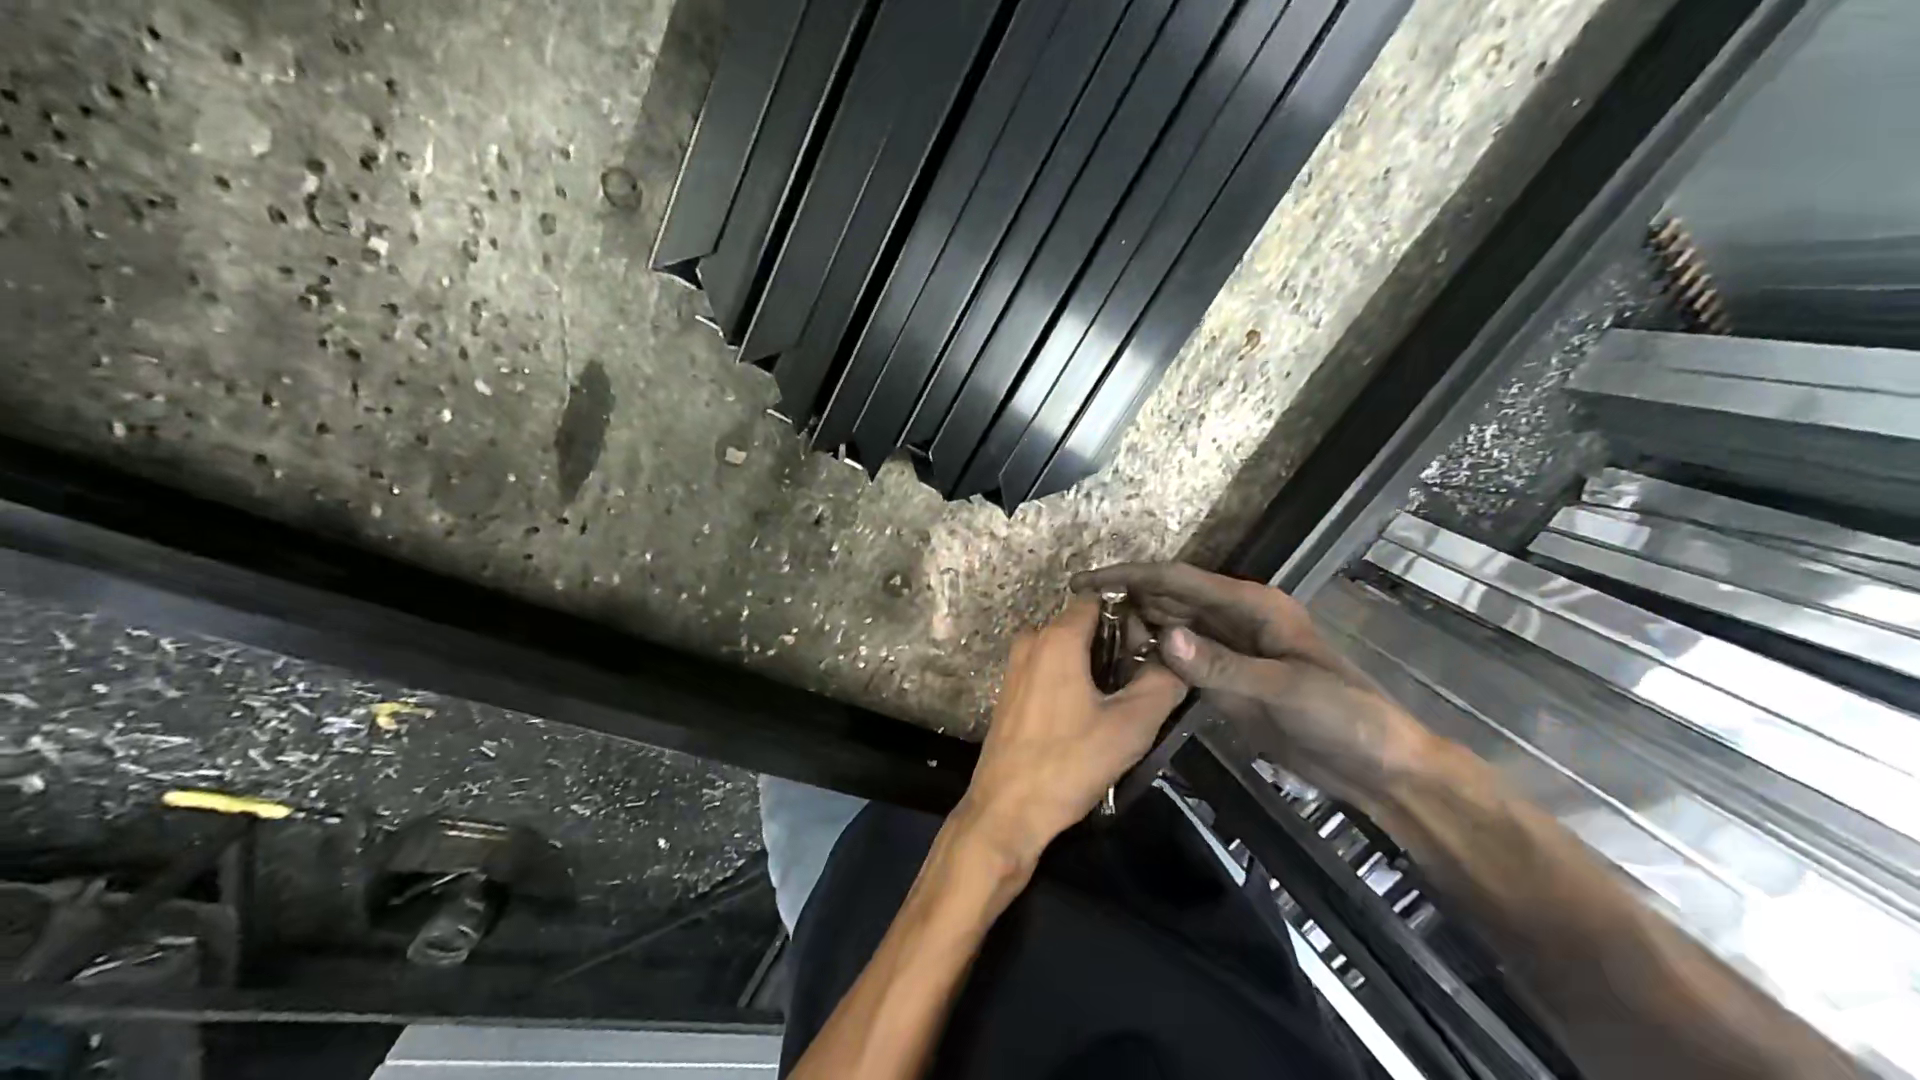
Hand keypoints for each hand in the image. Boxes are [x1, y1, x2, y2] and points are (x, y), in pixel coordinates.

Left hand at [958, 596, 1187, 864]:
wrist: (1006, 810)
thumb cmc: (1069, 763)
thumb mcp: (1130, 726)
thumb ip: (1162, 684)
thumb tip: (1179, 658)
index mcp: (1056, 638)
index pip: (1100, 601)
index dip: (1131, 617)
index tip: (1154, 644)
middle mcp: (1030, 642)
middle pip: (1082, 624)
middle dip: (1114, 642)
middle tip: (1143, 677)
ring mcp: (1015, 667)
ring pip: (1064, 648)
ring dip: (1093, 664)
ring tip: (1120, 698)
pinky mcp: (1010, 693)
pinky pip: (1047, 669)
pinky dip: (1071, 678)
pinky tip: (1090, 713)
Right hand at [1070, 563, 1434, 810]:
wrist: (1378, 765)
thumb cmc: (1344, 715)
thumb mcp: (1285, 689)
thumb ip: (1222, 666)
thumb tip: (1162, 638)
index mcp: (1253, 606)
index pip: (1179, 580)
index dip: (1131, 576)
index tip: (1085, 581)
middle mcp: (1236, 619)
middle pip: (1170, 599)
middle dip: (1128, 601)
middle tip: (1080, 617)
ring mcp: (1230, 649)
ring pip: (1173, 627)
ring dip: (1138, 628)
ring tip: (1093, 638)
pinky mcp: (1227, 679)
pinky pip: (1182, 660)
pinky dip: (1153, 657)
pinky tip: (1126, 664)